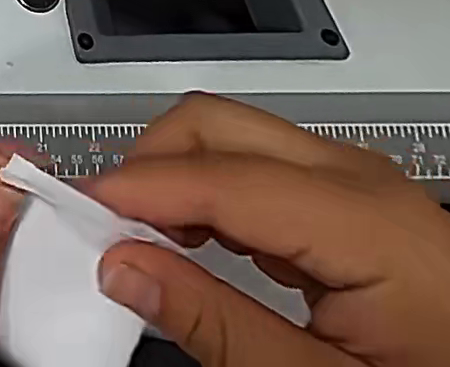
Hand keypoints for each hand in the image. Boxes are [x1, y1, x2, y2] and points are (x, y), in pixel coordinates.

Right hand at [89, 94, 449, 366]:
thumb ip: (219, 325)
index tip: (80, 209)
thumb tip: (122, 265)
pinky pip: (253, 162)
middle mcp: (358, 175)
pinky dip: (206, 186)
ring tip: (142, 232)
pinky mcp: (350, 194)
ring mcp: (356, 178)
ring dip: (172, 171)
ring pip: (228, 134)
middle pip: (215, 123)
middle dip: (149, 161)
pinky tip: (195, 235)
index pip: (219, 176)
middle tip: (109, 222)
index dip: (138, 187)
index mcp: (368, 220)